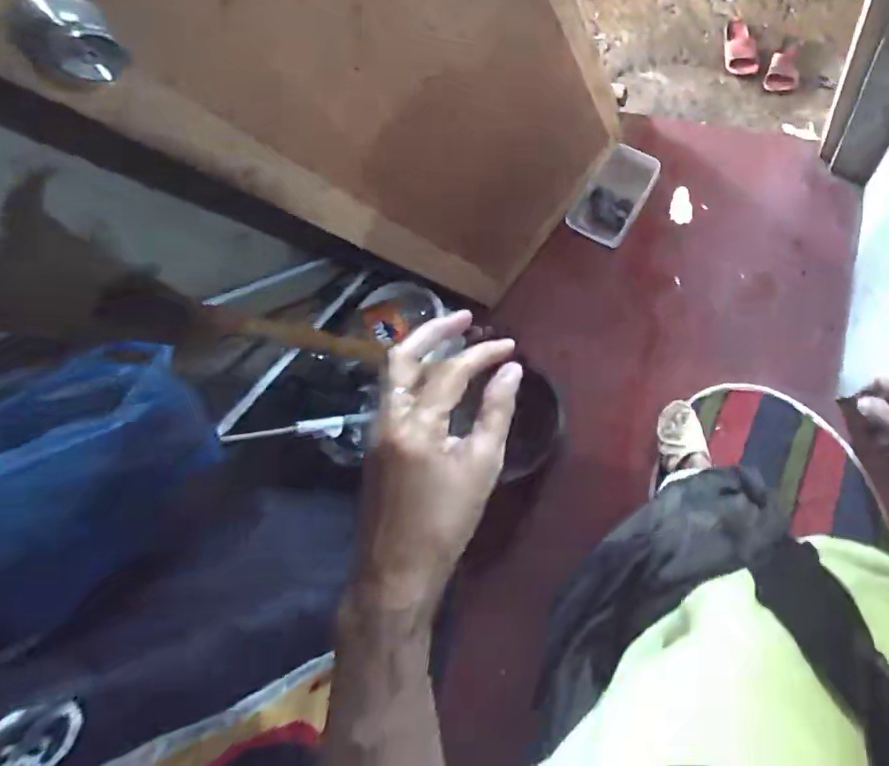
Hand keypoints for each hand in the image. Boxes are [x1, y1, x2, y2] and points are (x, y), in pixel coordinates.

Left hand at [356, 310, 520, 620]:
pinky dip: (418, 375)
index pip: (450, 371)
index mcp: (416, 425)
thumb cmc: (446, 522)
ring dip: (423, 350)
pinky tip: (440, 377)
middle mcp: (389, 418)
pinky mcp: (377, 442)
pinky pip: (394, 393)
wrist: (395, 571)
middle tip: (466, 319)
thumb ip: (496, 412)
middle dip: (434, 331)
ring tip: (455, 339)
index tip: (510, 347)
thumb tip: (511, 371)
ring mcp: (377, 430)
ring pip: (393, 374)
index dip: (483, 353)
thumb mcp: (482, 465)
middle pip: (402, 357)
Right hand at [856, 376, 888, 513]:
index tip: (854, 404)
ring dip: (883, 421)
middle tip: (861, 422)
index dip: (865, 390)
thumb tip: (860, 402)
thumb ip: (876, 410)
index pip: (879, 379)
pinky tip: (888, 442)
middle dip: (873, 408)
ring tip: (872, 436)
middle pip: (887, 394)